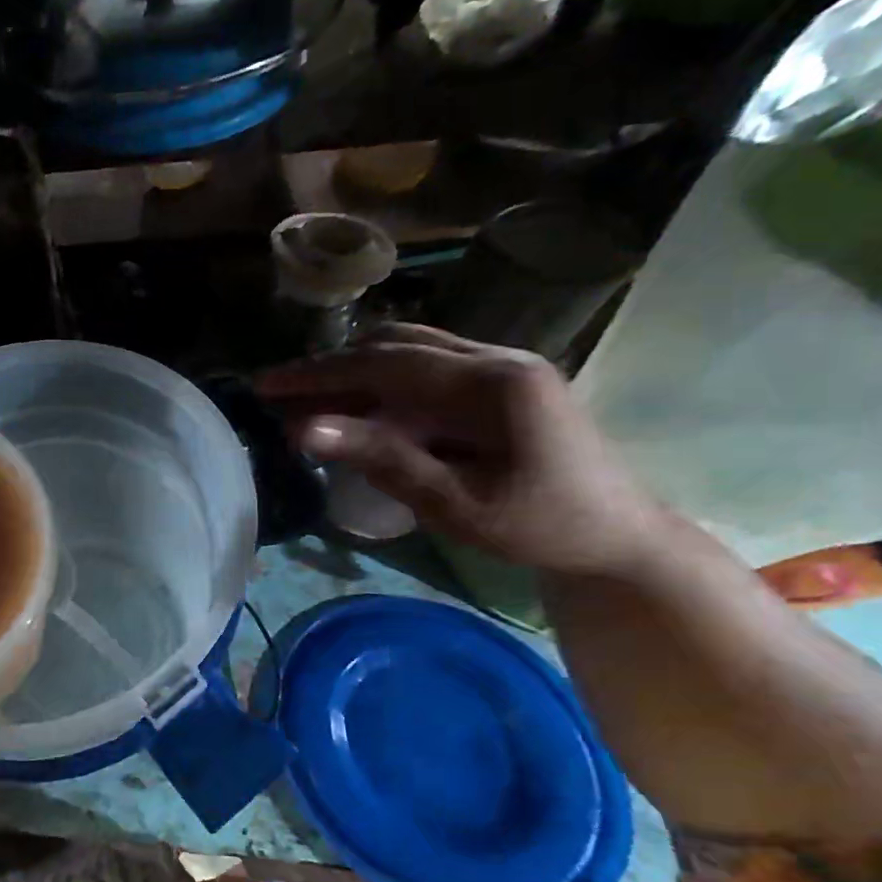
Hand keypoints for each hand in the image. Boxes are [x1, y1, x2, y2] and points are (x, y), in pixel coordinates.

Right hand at [257, 324, 662, 574]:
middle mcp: (496, 357)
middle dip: (331, 368)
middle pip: (395, 345)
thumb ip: (383, 460)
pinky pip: (429, 371)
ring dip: (355, 373)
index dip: (320, 373)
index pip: (387, 363)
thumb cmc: (540, 528)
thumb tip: (306, 430)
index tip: (266, 384)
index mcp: (493, 381)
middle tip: (279, 394)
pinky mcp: (498, 383)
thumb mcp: (457, 504)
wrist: (615, 537)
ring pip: (410, 352)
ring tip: (308, 402)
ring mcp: (500, 366)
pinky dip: (384, 386)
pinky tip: (360, 411)